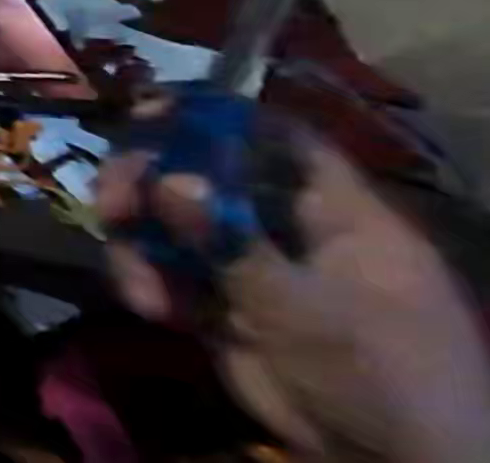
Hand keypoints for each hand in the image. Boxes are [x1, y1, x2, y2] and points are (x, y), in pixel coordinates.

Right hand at [101, 128, 489, 461]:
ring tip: (136, 281)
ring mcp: (243, 256)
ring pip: (163, 215)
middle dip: (142, 181)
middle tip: (110, 204)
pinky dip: (141, 277)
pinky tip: (150, 307)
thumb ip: (234, 243)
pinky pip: (156, 261)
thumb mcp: (307, 310)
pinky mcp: (210, 289)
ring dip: (135, 239)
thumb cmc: (379, 379)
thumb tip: (171, 180)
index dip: (214, 116)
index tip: (147, 111)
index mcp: (333, 215)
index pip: (275, 138)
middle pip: (196, 169)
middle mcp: (279, 223)